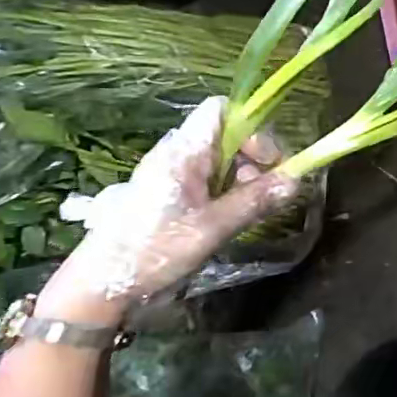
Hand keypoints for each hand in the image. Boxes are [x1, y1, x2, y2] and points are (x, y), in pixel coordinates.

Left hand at [35, 96, 297, 325]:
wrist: (99, 286)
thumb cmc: (152, 250)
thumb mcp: (211, 228)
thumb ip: (254, 201)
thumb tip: (296, 180)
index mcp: (183, 152)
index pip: (222, 109)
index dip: (252, 127)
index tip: (268, 161)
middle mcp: (178, 154)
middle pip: (228, 135)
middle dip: (253, 160)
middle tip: (261, 193)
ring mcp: (173, 173)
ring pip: (221, 160)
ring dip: (242, 180)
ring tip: (244, 211)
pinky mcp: (171, 193)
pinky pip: (209, 180)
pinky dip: (227, 193)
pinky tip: (227, 218)